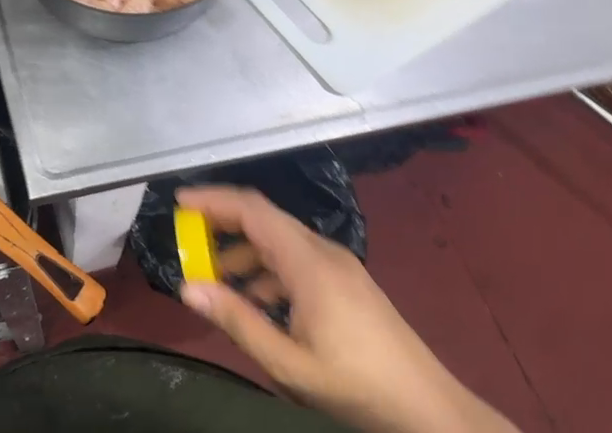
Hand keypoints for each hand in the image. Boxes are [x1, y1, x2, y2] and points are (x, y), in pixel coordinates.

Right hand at [176, 187, 517, 432]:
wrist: (433, 413)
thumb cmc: (358, 386)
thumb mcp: (289, 364)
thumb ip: (238, 322)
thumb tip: (188, 287)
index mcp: (309, 262)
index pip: (252, 209)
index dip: (212, 200)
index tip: (178, 204)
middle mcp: (324, 252)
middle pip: (264, 220)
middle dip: (222, 226)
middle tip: (188, 243)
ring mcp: (339, 266)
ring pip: (280, 241)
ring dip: (244, 252)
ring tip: (218, 281)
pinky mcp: (347, 283)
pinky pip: (296, 260)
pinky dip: (267, 269)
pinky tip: (258, 303)